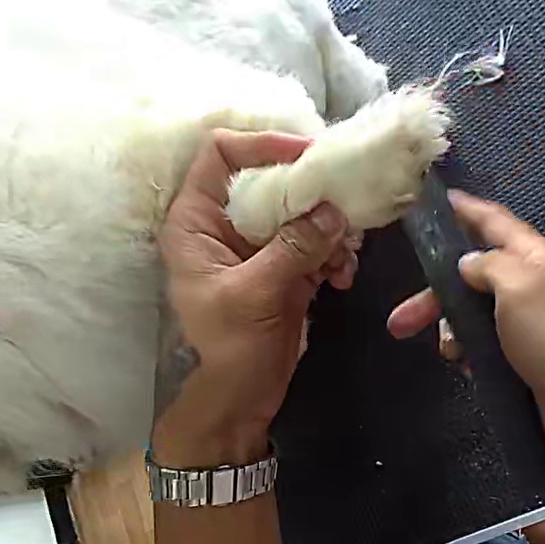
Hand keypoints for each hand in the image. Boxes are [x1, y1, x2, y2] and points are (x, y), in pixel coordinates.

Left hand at [154, 130, 355, 466]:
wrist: (242, 397)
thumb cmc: (232, 347)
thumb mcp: (257, 293)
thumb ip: (294, 248)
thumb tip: (333, 212)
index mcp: (197, 222)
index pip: (221, 155)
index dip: (262, 146)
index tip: (308, 157)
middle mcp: (226, 227)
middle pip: (269, 181)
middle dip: (310, 194)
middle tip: (345, 205)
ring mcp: (258, 248)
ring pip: (298, 214)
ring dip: (328, 229)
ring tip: (347, 254)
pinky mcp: (284, 270)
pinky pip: (313, 245)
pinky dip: (332, 255)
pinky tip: (343, 277)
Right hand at [386, 191, 544, 472]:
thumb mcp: (522, 288)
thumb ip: (490, 266)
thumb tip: (470, 263)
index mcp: (539, 260)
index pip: (496, 224)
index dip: (466, 211)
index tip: (437, 201)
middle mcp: (534, 289)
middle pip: (474, 278)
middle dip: (435, 295)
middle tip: (400, 321)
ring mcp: (530, 329)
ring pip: (475, 318)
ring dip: (452, 330)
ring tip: (447, 353)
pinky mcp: (526, 364)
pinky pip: (486, 350)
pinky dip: (470, 355)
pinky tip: (465, 369)